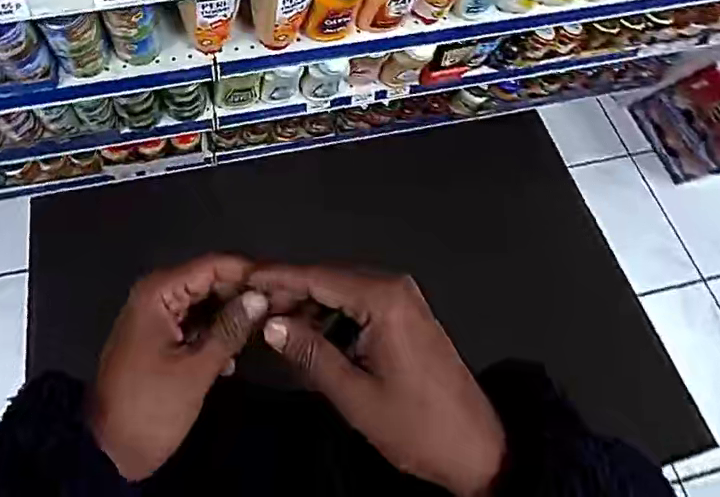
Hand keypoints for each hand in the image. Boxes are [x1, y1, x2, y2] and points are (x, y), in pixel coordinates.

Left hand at [89, 254, 267, 479]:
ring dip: (232, 313)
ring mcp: (156, 314)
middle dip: (243, 293)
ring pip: (205, 300)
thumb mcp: (195, 371)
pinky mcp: (158, 334)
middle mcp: (156, 293)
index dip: (249, 272)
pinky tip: (236, 350)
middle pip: (211, 279)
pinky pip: (195, 318)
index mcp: (159, 292)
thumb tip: (260, 297)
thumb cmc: (148, 409)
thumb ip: (230, 329)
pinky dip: (216, 329)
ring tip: (264, 325)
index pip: (214, 265)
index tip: (280, 283)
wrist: (103, 457)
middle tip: (278, 306)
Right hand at [251, 265, 505, 496]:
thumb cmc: (414, 425)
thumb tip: (270, 324)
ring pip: (343, 289)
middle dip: (291, 291)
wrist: (473, 444)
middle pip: (331, 278)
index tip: (245, 276)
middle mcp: (393, 284)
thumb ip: (311, 353)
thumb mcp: (355, 395)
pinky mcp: (405, 311)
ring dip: (310, 304)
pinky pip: (360, 302)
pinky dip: (333, 314)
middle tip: (251, 307)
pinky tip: (309, 332)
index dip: (280, 276)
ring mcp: (402, 296)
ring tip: (272, 322)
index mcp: (383, 297)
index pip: (320, 277)